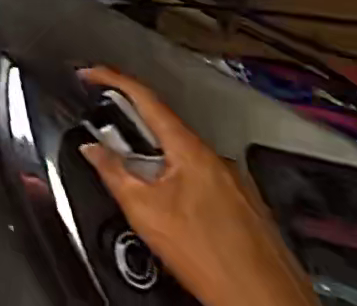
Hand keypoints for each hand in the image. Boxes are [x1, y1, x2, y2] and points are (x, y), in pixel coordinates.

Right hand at [77, 66, 313, 305]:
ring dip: (155, 158)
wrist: (265, 302)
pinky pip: (200, 175)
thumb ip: (113, 173)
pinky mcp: (242, 202)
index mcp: (189, 148)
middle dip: (131, 125)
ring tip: (140, 186)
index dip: (111, 78)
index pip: (144, 97)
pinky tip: (174, 210)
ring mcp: (232, 179)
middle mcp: (214, 156)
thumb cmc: (213, 261)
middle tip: (107, 134)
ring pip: (182, 153)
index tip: (91, 73)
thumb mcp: (146, 213)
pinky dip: (177, 179)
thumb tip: (92, 149)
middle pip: (162, 125)